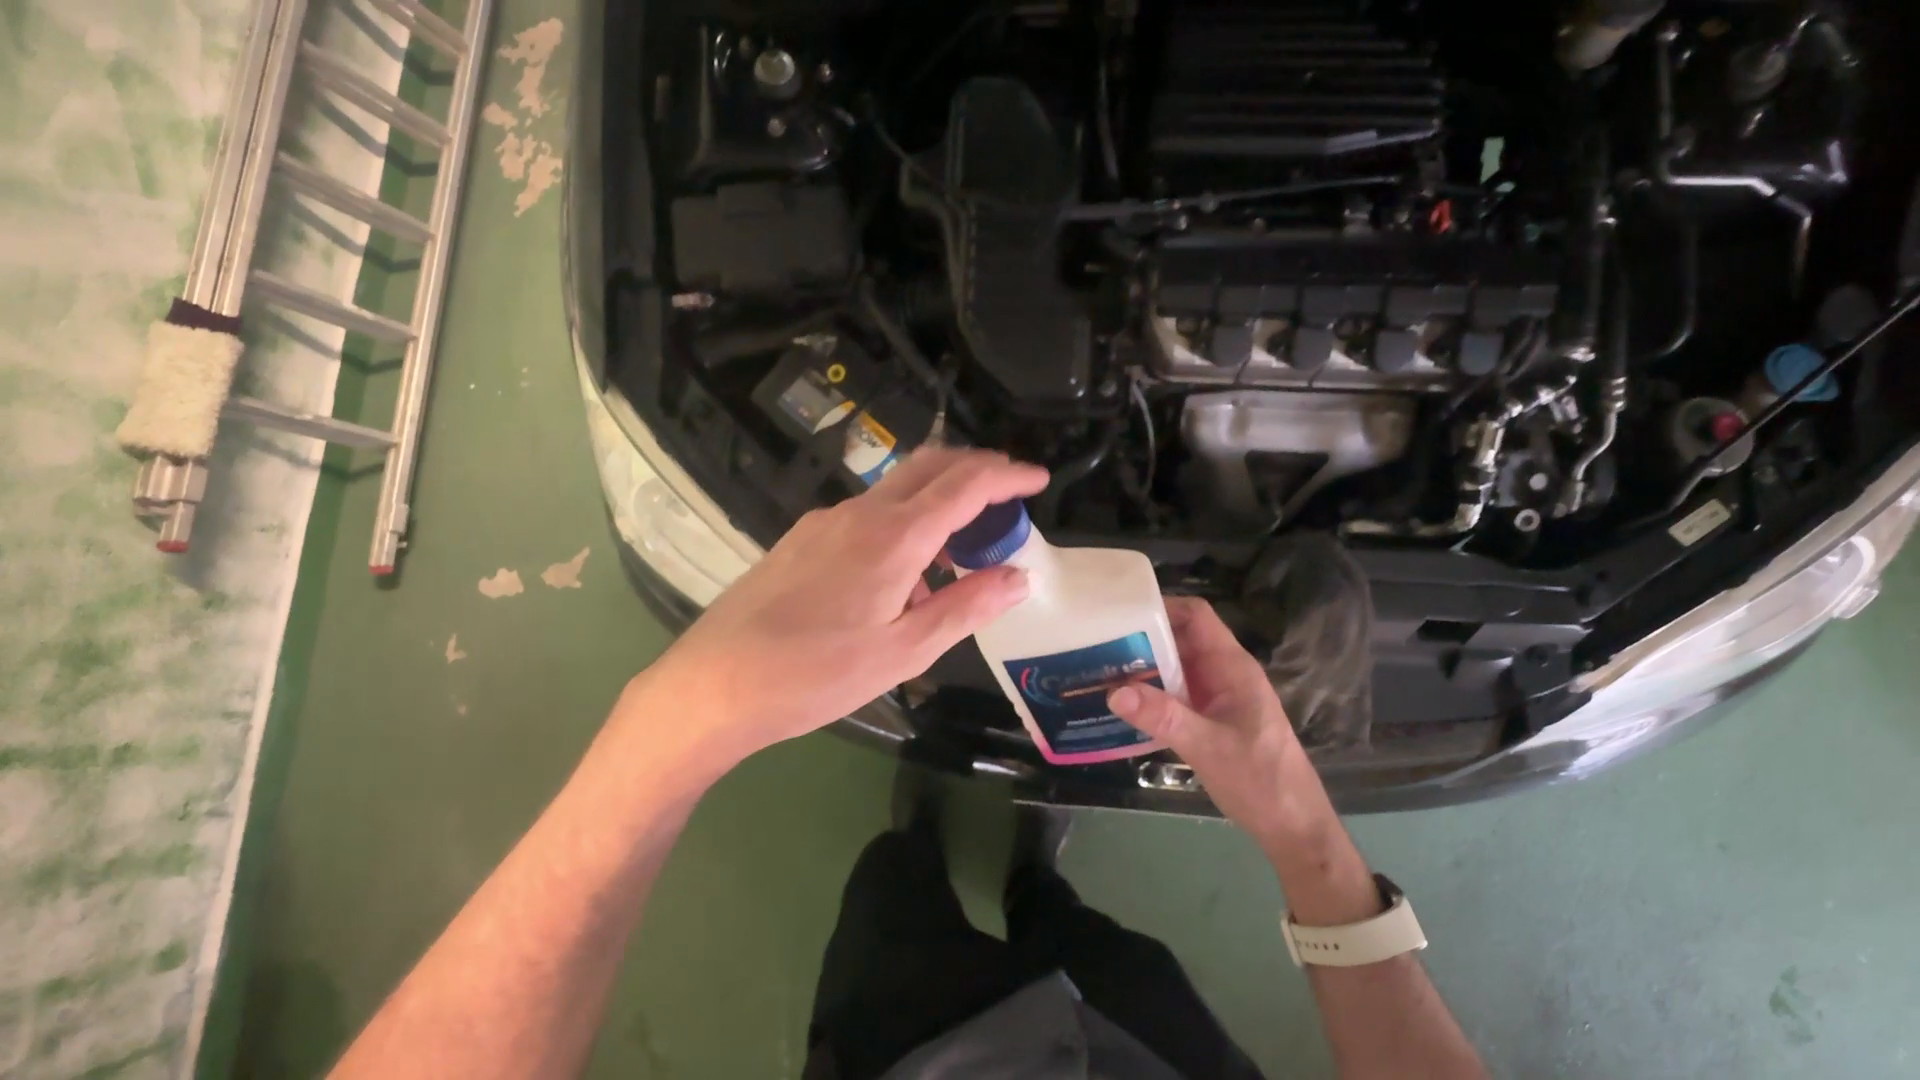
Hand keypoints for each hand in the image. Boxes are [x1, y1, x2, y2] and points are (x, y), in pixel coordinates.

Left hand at [630, 448, 1048, 769]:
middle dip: (974, 471)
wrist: (715, 684)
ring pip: (894, 494)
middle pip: (928, 467)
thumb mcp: (904, 652)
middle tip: (1007, 497)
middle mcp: (859, 514)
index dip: (1007, 475)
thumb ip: (965, 607)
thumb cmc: (817, 674)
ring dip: (934, 507)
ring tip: (953, 564)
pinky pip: (864, 518)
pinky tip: (896, 583)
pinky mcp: (799, 541)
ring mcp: (823, 524)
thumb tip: (1018, 576)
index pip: (964, 484)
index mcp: (893, 536)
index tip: (1037, 479)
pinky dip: (899, 528)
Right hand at [1108, 597, 1333, 851]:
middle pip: (1179, 640)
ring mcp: (1217, 699)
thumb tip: (1115, 691)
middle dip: (1140, 638)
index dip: (1161, 606)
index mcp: (1232, 667)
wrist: (1293, 827)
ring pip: (1175, 669)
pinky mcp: (1210, 721)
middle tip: (1096, 644)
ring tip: (1098, 671)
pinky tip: (1121, 708)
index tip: (1119, 612)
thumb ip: (1164, 718)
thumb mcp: (1209, 748)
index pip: (1196, 616)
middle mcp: (1223, 675)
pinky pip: (1175, 697)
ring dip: (1142, 669)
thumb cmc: (1261, 780)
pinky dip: (1150, 696)